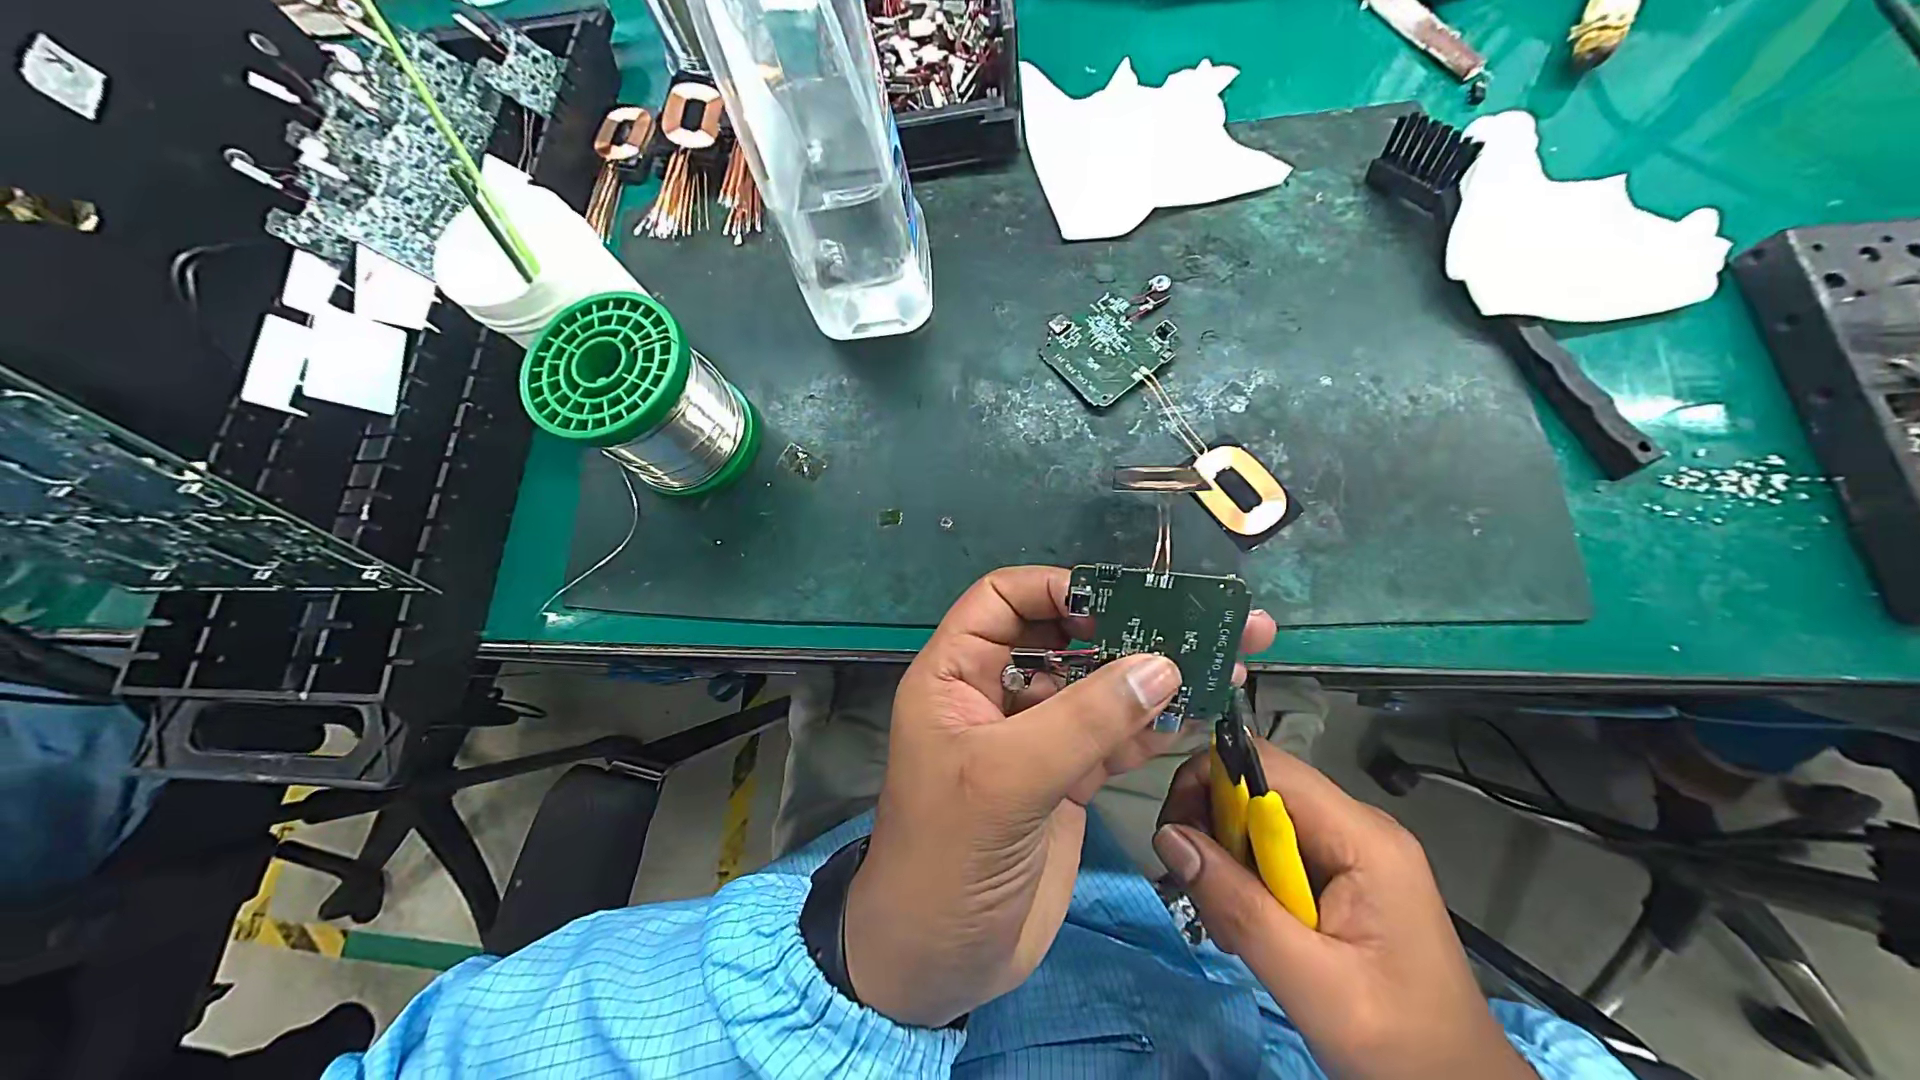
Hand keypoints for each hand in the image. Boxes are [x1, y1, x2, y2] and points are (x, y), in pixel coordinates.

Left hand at [844, 566, 1277, 1026]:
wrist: (940, 961)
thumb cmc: (948, 857)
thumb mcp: (1006, 780)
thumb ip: (1083, 721)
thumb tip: (1161, 664)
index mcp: (957, 673)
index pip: (1004, 599)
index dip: (1058, 587)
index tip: (1122, 598)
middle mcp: (997, 692)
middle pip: (1066, 638)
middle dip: (1129, 628)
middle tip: (1205, 619)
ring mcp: (1036, 736)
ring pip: (1099, 688)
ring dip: (1156, 676)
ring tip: (1226, 659)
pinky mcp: (1066, 777)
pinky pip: (1115, 736)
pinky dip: (1155, 725)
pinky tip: (1202, 710)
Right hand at [1153, 739, 1534, 1079]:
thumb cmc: (1401, 1045)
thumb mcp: (1313, 985)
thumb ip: (1239, 908)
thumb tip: (1169, 837)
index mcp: (1363, 838)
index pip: (1266, 766)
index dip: (1209, 781)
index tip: (1175, 835)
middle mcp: (1356, 826)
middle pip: (1258, 787)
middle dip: (1212, 829)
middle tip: (1199, 893)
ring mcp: (1350, 847)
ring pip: (1258, 820)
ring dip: (1225, 861)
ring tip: (1228, 925)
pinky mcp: (1341, 871)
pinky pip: (1272, 849)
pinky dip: (1244, 878)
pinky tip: (1250, 926)